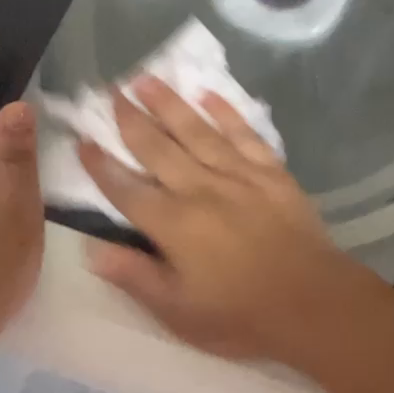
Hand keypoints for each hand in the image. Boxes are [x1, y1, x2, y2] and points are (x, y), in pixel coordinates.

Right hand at [78, 76, 367, 361]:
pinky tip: (209, 93)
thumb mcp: (177, 311)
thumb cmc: (239, 314)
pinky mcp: (271, 169)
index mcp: (174, 224)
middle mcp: (201, 188)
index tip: (83, 139)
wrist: (310, 298)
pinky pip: (244, 132)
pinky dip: (226, 111)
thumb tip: (91, 249)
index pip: (127, 189)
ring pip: (197, 130)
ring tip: (148, 78)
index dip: (102, 166)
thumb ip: (135, 276)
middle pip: (159, 148)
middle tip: (111, 90)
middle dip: (131, 119)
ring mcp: (239, 173)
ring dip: (170, 103)